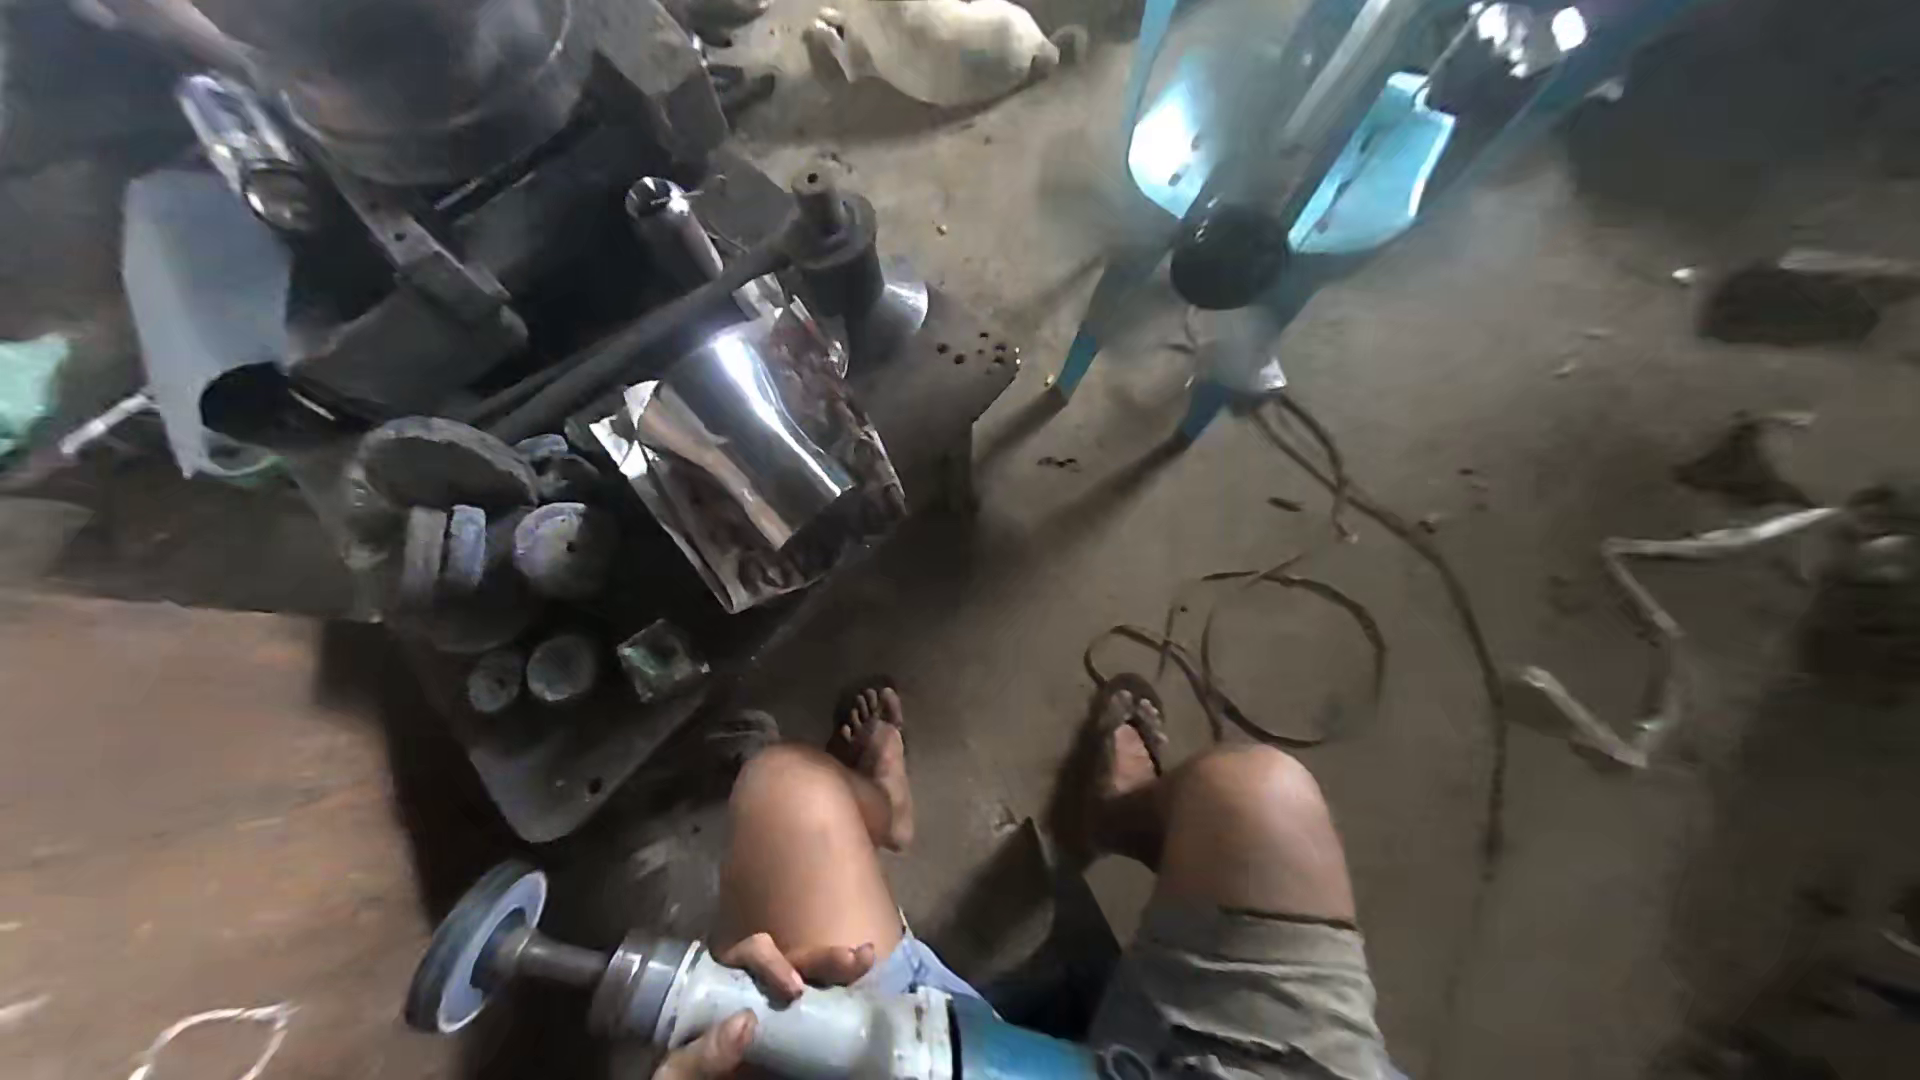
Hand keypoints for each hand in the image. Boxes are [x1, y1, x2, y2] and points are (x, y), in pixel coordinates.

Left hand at [648, 933, 877, 1079]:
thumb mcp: (678, 1076)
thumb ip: (702, 1054)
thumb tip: (746, 1021)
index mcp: (725, 992)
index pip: (750, 956)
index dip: (772, 962)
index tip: (794, 989)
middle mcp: (758, 996)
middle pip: (794, 962)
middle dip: (822, 957)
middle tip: (853, 959)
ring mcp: (782, 1019)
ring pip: (815, 982)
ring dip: (840, 968)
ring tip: (866, 959)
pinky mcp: (800, 1048)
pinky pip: (827, 1017)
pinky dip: (848, 1002)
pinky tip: (870, 993)